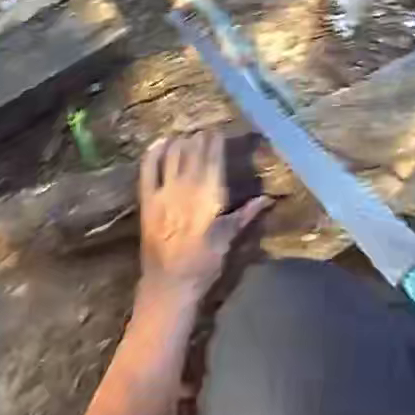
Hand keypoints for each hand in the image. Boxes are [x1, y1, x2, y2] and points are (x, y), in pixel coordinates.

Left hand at [136, 132, 268, 301]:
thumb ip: (245, 215)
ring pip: (172, 155)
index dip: (216, 142)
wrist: (170, 284)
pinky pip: (148, 168)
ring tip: (186, 135)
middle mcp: (187, 187)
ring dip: (180, 141)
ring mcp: (164, 191)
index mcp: (210, 195)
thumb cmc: (205, 263)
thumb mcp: (229, 238)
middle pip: (193, 152)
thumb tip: (267, 198)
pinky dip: (154, 152)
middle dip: (199, 138)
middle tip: (204, 131)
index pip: (214, 159)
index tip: (218, 131)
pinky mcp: (146, 199)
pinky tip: (160, 142)